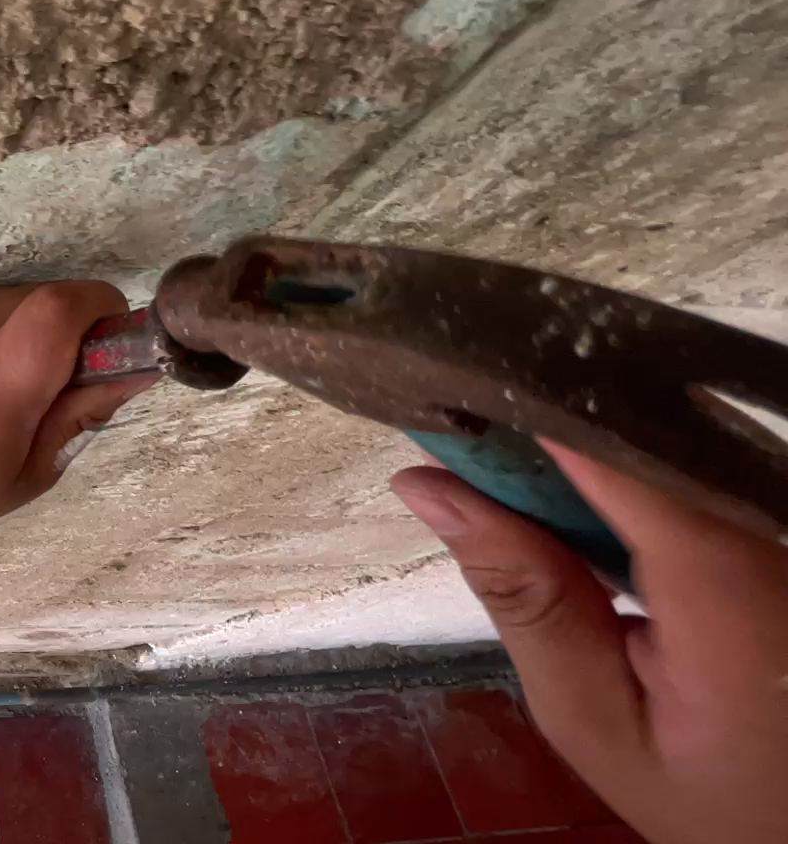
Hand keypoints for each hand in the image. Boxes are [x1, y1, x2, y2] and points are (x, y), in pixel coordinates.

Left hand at [0, 281, 155, 555]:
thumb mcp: (34, 472)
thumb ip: (84, 413)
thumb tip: (139, 366)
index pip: (56, 312)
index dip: (101, 311)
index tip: (115, 344)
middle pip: (47, 296)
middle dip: (79, 324)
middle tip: (72, 374)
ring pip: (24, 293)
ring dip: (46, 323)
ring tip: (28, 375)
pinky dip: (15, 321)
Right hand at [391, 445, 787, 843]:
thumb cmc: (701, 790)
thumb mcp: (585, 714)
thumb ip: (521, 600)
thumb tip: (426, 485)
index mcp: (752, 625)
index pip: (663, 499)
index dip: (567, 433)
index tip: (477, 388)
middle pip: (672, 461)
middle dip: (556, 432)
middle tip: (460, 422)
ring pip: (689, 460)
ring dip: (584, 446)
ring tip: (498, 446)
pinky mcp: (780, 543)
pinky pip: (705, 480)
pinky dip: (624, 469)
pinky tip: (565, 478)